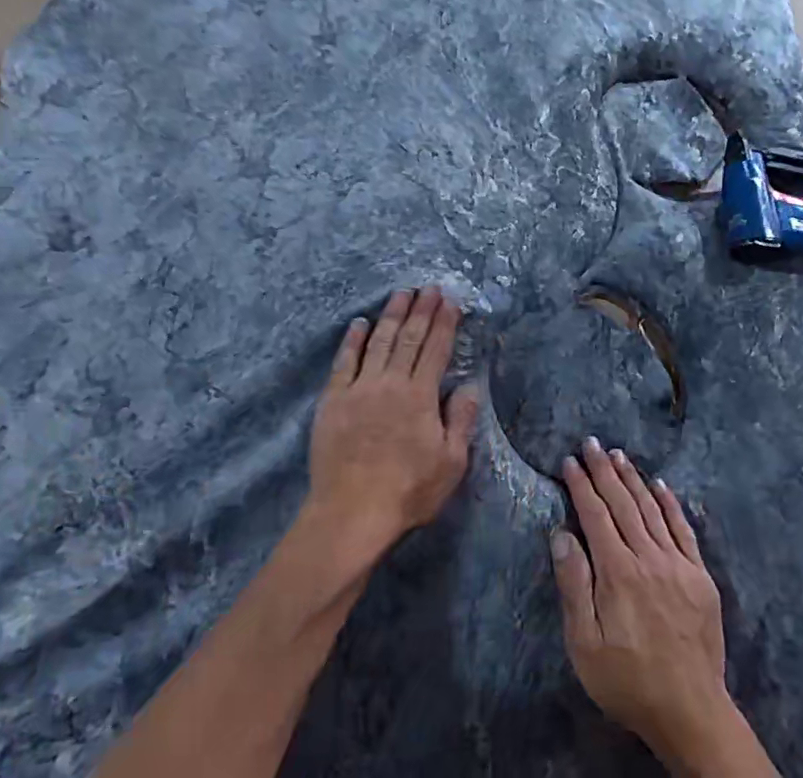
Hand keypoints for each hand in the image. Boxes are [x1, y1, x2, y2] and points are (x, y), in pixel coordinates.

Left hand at [307, 287, 479, 551]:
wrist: (350, 514)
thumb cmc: (408, 491)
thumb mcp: (451, 462)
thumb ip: (461, 421)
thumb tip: (470, 387)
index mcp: (420, 396)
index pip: (436, 350)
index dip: (445, 323)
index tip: (451, 301)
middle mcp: (390, 384)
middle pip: (408, 338)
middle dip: (421, 310)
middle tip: (429, 287)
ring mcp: (358, 390)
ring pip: (377, 342)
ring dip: (391, 316)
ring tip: (401, 294)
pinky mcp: (332, 401)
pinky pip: (344, 362)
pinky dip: (352, 340)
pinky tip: (359, 324)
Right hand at [553, 439, 770, 775]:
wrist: (689, 708)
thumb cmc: (627, 680)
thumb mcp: (585, 644)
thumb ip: (575, 586)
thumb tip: (561, 535)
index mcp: (618, 573)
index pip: (595, 516)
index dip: (582, 486)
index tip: (570, 461)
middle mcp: (649, 558)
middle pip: (623, 504)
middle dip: (604, 471)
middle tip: (592, 443)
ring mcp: (678, 563)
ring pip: (652, 509)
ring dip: (634, 479)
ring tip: (619, 455)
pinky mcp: (699, 575)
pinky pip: (684, 529)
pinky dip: (671, 504)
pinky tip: (661, 485)